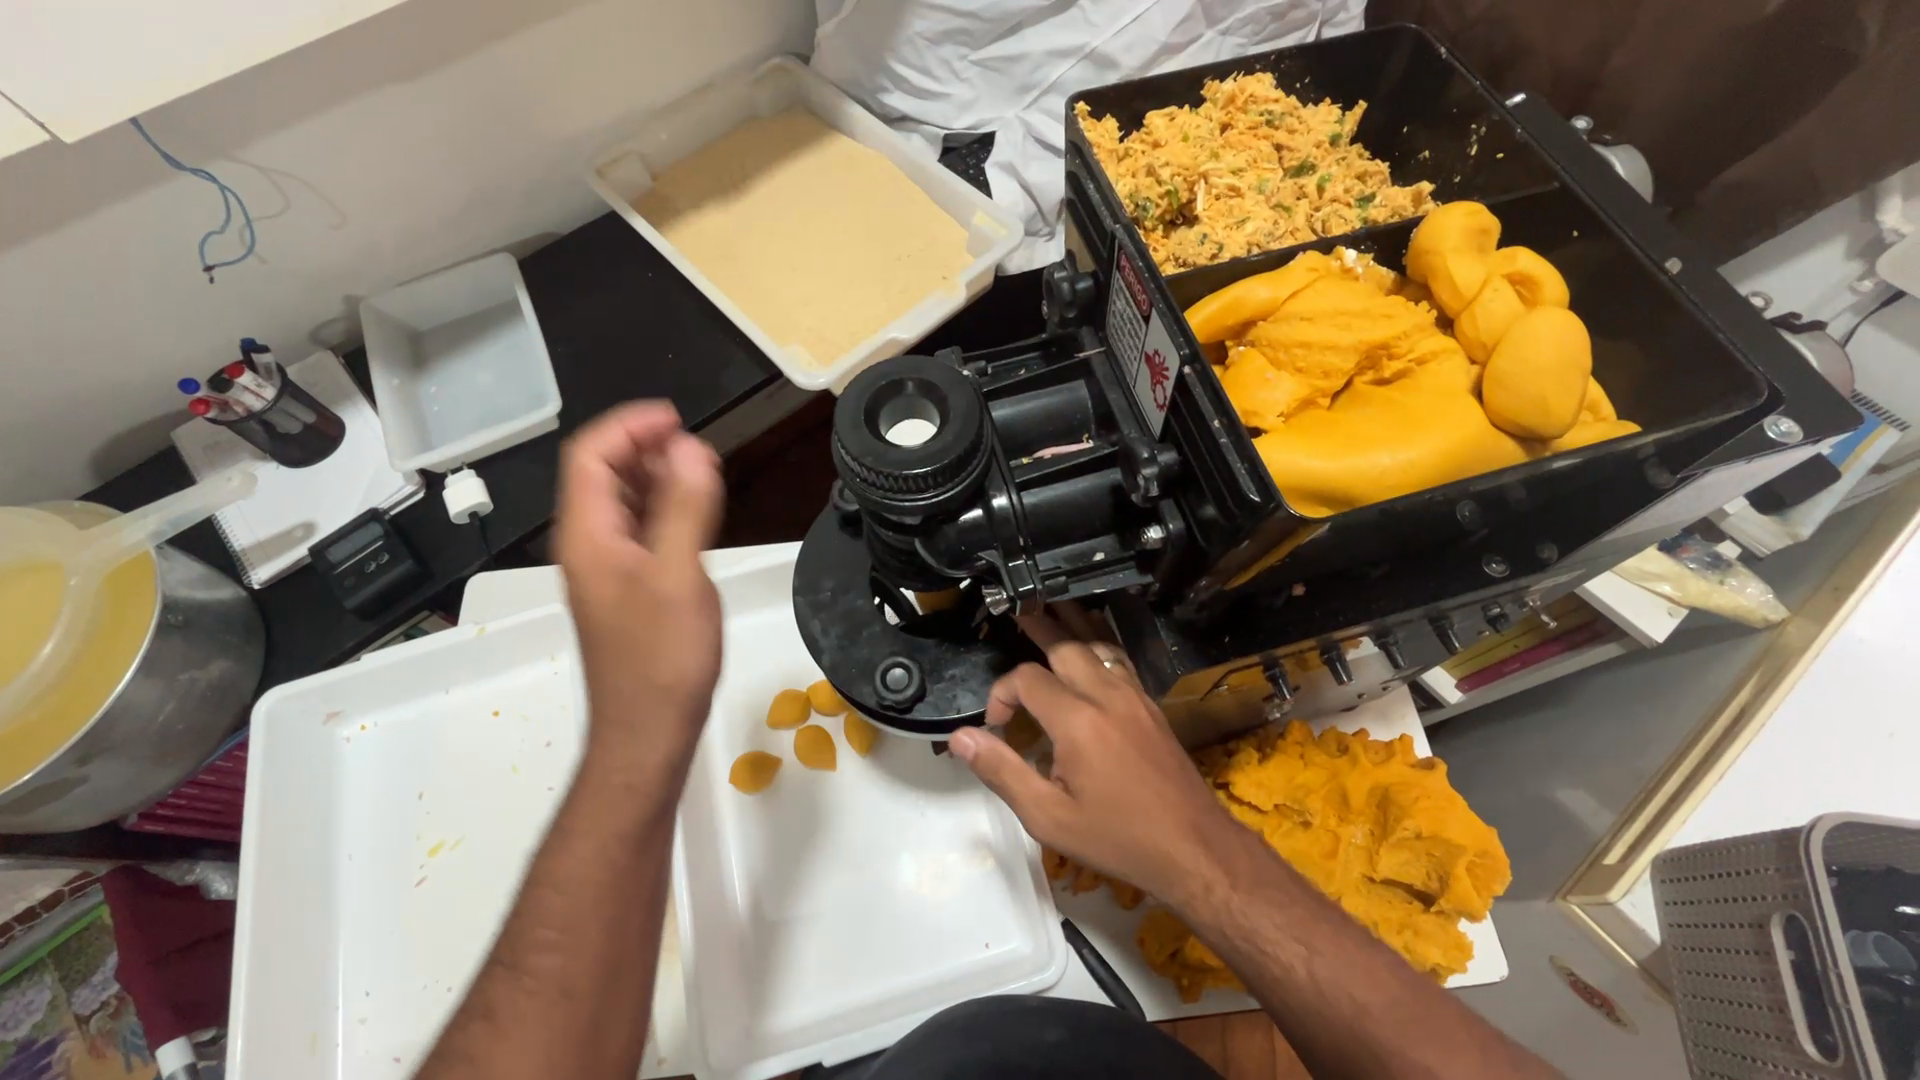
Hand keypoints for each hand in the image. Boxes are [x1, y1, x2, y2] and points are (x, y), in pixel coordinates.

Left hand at [554, 402, 724, 760]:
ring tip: (701, 471)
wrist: (647, 732)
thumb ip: (686, 508)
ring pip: (620, 503)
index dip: (629, 427)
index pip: (590, 456)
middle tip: (696, 445)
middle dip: (644, 448)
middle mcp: (586, 546)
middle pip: (602, 475)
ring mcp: (604, 570)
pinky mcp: (625, 591)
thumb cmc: (662, 659)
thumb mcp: (680, 576)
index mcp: (587, 536)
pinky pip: (636, 532)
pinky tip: (695, 515)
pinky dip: (662, 510)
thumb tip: (692, 449)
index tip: (676, 419)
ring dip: (655, 477)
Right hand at [948, 607, 1241, 904]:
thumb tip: (961, 738)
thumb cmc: (1117, 838)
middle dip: (1038, 629)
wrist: (1193, 848)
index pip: (1027, 679)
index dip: (1002, 694)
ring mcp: (1134, 698)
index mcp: (1077, 722)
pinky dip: (1100, 645)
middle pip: (1066, 646)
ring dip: (1072, 628)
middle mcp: (1106, 697)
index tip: (996, 726)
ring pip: (1099, 646)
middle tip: (1018, 613)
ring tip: (1053, 608)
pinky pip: (1120, 661)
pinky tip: (1094, 646)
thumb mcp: (1048, 817)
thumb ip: (1002, 772)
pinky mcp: (1151, 707)